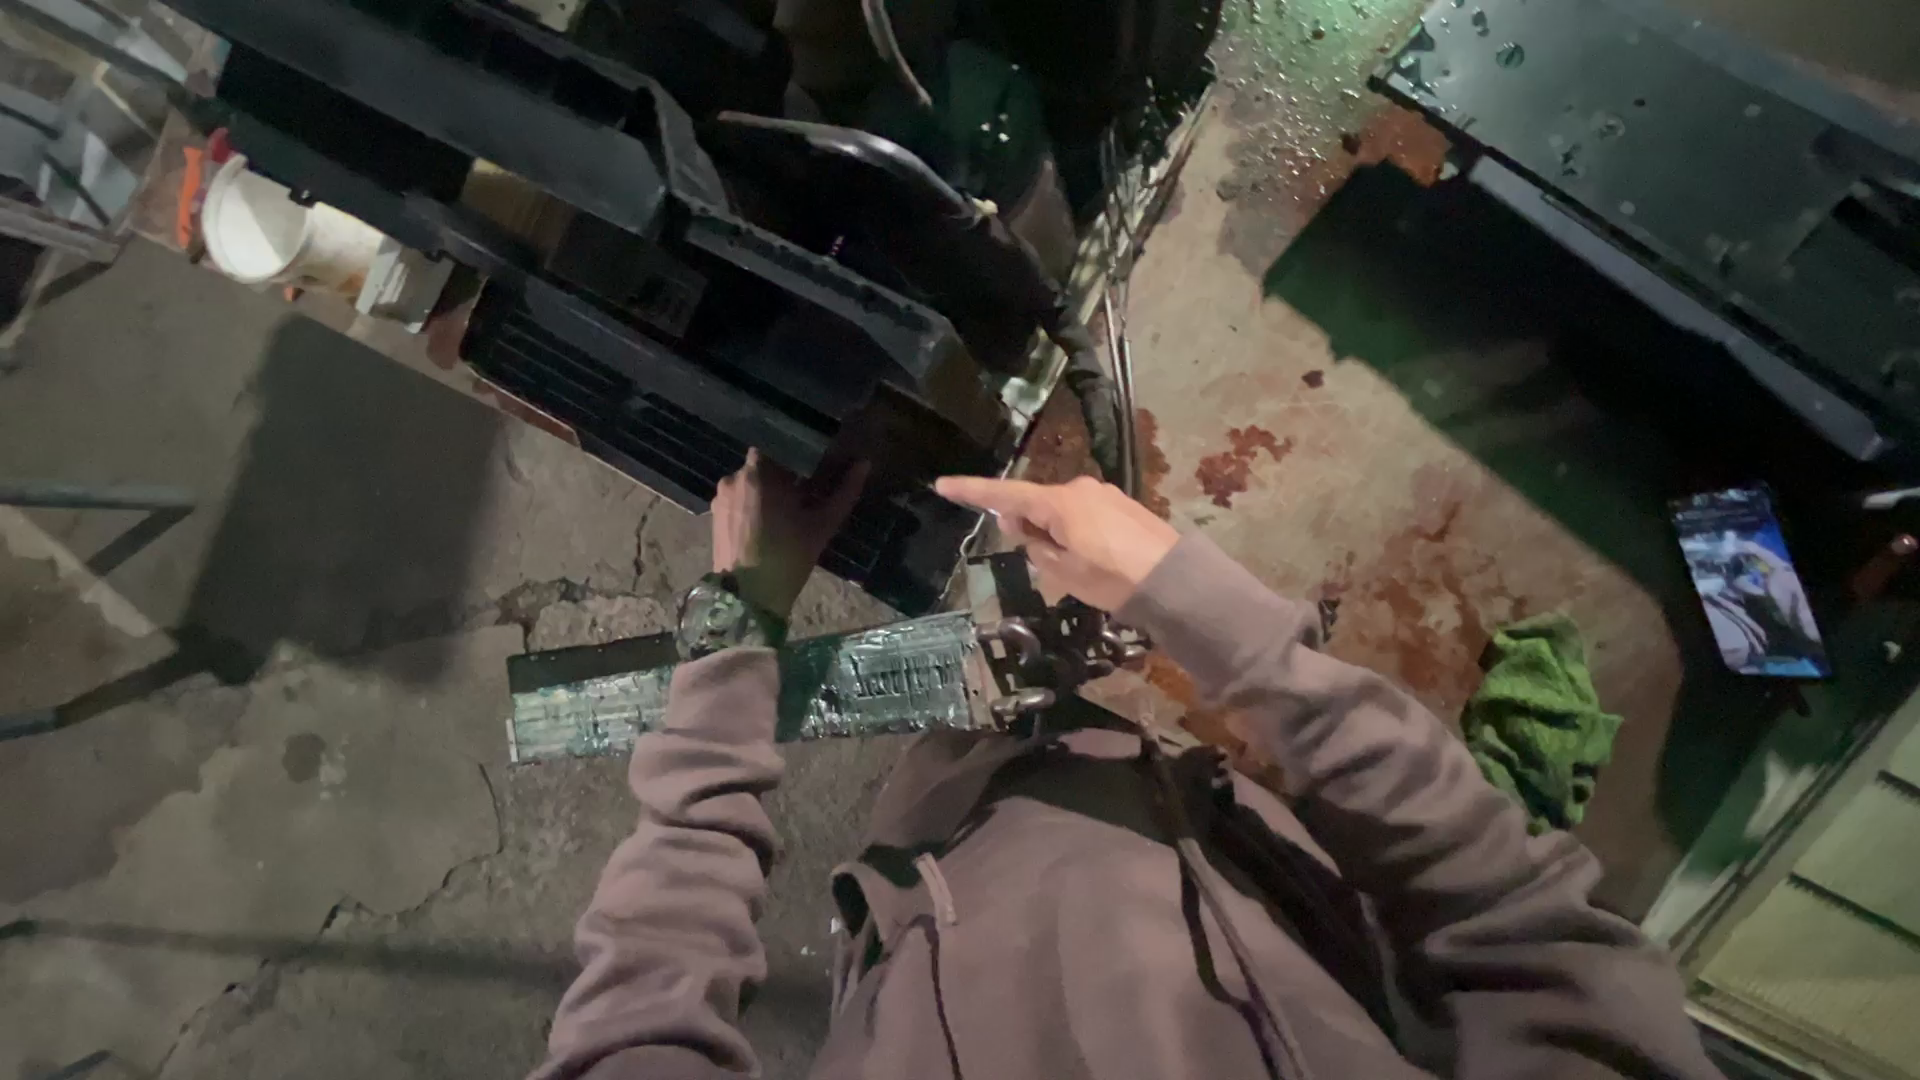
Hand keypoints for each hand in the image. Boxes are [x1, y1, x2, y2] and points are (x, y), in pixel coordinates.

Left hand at [712, 450, 869, 618]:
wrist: (749, 597)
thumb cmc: (788, 557)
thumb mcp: (823, 524)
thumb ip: (845, 491)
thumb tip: (865, 463)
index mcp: (760, 472)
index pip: (778, 443)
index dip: (796, 452)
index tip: (813, 465)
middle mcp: (735, 477)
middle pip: (764, 463)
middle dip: (783, 474)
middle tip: (805, 492)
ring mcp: (721, 496)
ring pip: (750, 482)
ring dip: (767, 490)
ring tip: (787, 512)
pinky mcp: (715, 514)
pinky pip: (738, 498)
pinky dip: (753, 504)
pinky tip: (768, 524)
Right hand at [934, 475, 1179, 611]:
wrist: (1175, 581)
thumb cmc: (1113, 579)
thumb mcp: (1063, 572)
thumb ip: (1035, 546)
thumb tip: (1021, 527)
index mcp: (1060, 503)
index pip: (1006, 495)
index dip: (972, 492)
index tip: (943, 486)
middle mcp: (1080, 489)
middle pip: (1036, 503)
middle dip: (1027, 525)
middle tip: (1039, 558)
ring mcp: (1104, 494)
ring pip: (1061, 510)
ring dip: (1054, 531)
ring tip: (1075, 566)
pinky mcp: (1121, 505)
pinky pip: (1084, 513)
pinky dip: (1075, 530)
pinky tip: (1093, 557)